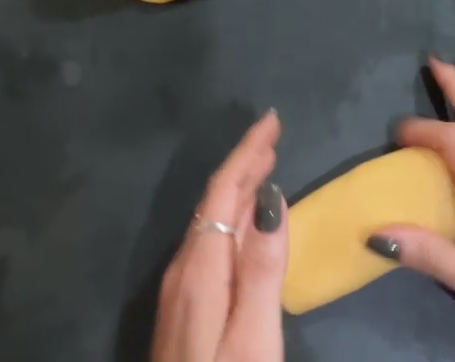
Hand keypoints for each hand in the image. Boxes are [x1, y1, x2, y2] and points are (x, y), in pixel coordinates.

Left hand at [151, 110, 287, 361]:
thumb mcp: (253, 334)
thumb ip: (262, 266)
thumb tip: (271, 196)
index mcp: (200, 267)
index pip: (222, 191)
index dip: (247, 152)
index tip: (272, 120)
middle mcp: (184, 269)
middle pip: (214, 201)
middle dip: (245, 163)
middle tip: (274, 135)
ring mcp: (180, 290)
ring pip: (211, 221)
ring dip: (238, 188)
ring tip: (265, 166)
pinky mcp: (185, 309)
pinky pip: (210, 242)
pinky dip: (232, 218)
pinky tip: (245, 223)